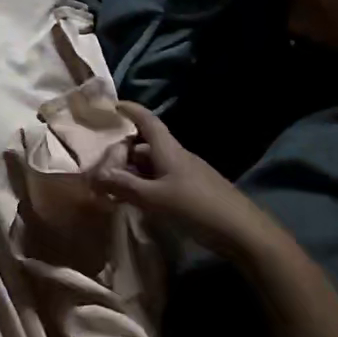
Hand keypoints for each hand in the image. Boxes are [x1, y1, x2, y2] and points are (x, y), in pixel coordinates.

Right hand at [94, 102, 283, 262]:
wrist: (241, 230)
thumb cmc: (195, 207)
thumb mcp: (155, 198)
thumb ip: (125, 187)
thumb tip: (96, 174)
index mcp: (169, 150)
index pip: (148, 121)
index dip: (132, 110)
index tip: (114, 106)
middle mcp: (177, 156)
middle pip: (147, 144)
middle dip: (124, 150)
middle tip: (102, 163)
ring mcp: (186, 173)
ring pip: (153, 164)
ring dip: (134, 170)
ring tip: (113, 184)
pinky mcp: (192, 191)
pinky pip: (162, 179)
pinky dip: (145, 184)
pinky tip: (137, 200)